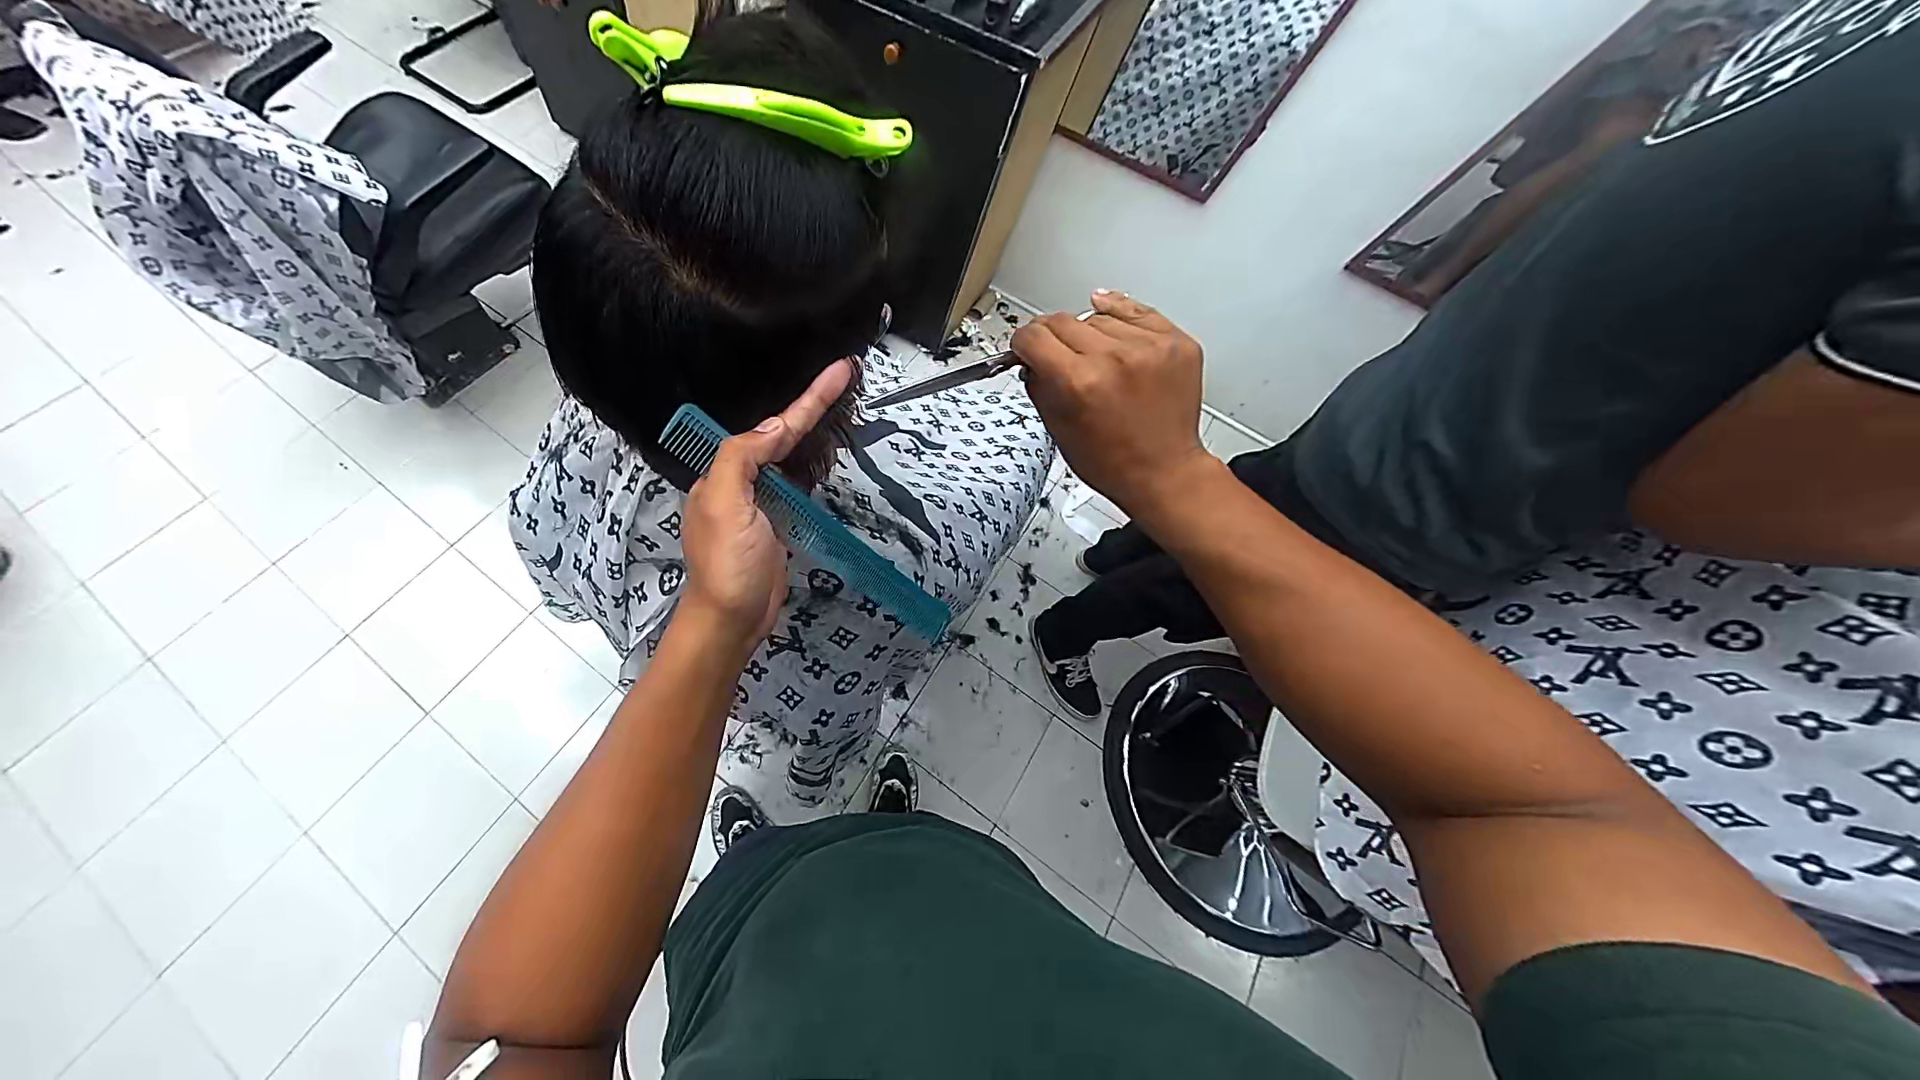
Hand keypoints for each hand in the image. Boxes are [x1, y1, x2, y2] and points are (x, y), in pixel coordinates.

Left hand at [679, 360, 854, 646]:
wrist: (733, 619)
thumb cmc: (727, 563)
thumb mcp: (725, 504)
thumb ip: (742, 457)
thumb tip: (775, 425)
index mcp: (725, 471)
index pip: (772, 428)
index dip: (808, 400)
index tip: (840, 371)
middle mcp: (741, 482)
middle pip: (782, 436)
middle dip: (812, 408)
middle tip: (846, 379)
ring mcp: (761, 504)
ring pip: (790, 458)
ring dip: (814, 432)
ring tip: (842, 406)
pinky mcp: (778, 524)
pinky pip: (796, 485)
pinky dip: (812, 465)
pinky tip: (824, 456)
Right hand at [1011, 290, 1216, 513]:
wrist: (1164, 472)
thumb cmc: (1115, 462)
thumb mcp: (1059, 429)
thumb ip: (1039, 386)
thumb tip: (1030, 359)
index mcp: (1079, 382)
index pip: (1033, 336)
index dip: (1023, 344)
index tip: (1026, 348)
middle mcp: (1114, 358)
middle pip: (1062, 320)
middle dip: (1052, 338)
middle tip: (1056, 354)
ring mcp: (1148, 347)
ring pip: (1098, 317)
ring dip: (1089, 334)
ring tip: (1096, 362)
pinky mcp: (1174, 343)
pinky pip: (1137, 312)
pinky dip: (1120, 317)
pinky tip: (1110, 323)